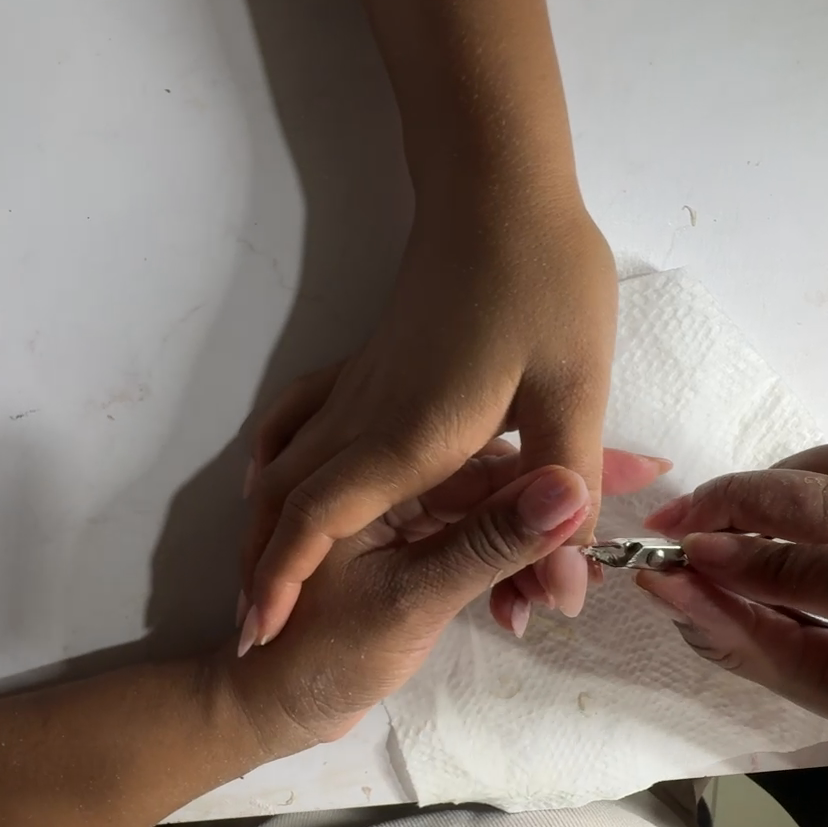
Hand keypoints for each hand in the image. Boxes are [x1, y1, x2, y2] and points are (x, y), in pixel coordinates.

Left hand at [218, 443, 668, 758]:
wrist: (282, 705)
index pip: (485, 453)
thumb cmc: (327, 654)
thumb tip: (571, 491)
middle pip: (494, 476)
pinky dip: (511, 562)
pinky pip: (474, 541)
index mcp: (377, 472)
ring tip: (597, 560)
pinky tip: (544, 586)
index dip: (564, 459)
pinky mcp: (411, 548)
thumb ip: (489, 545)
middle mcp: (391, 481)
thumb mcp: (412, 597)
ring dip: (541, 535)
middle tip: (643, 482)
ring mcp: (404, 516)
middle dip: (564, 492)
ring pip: (489, 510)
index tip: (639, 463)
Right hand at [241, 204, 632, 652]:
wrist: (497, 191)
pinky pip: (293, 422)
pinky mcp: (359, 370)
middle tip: (255, 626)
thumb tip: (563, 594)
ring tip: (259, 575)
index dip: (278, 581)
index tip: (255, 635)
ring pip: (284, 467)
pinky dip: (271, 459)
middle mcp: (361, 422)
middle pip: (287, 503)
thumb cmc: (542, 286)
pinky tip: (267, 475)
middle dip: (262, 570)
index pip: (314, 520)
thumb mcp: (572, 393)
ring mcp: (352, 391)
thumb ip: (560, 495)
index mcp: (407, 438)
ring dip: (265, 525)